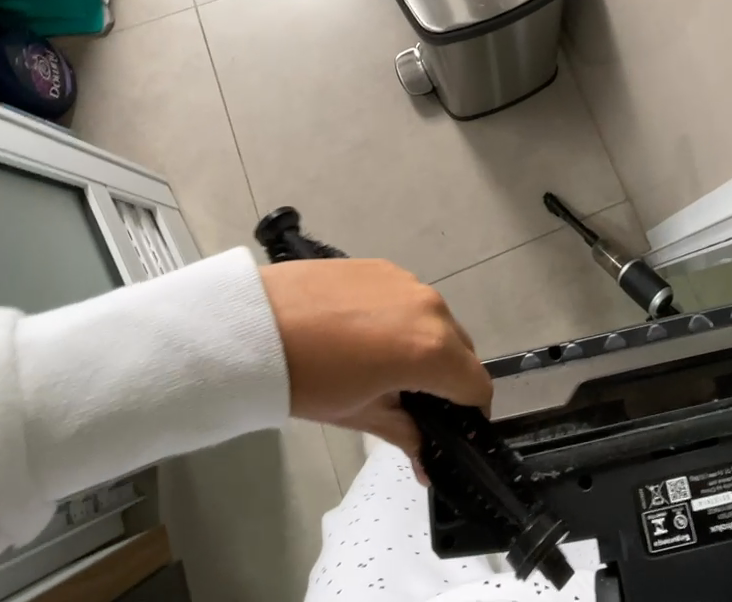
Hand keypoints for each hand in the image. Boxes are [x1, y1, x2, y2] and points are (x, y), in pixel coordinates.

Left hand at [260, 258, 490, 473]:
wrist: (254, 323)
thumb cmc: (307, 379)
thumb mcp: (359, 414)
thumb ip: (407, 435)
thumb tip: (429, 466)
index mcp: (432, 350)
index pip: (477, 386)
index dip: (470, 414)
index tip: (449, 429)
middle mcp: (432, 309)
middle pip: (462, 350)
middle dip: (449, 379)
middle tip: (413, 400)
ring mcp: (410, 282)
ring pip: (438, 321)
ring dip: (427, 345)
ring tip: (383, 363)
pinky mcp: (386, 266)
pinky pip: (410, 299)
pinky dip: (403, 320)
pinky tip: (365, 333)